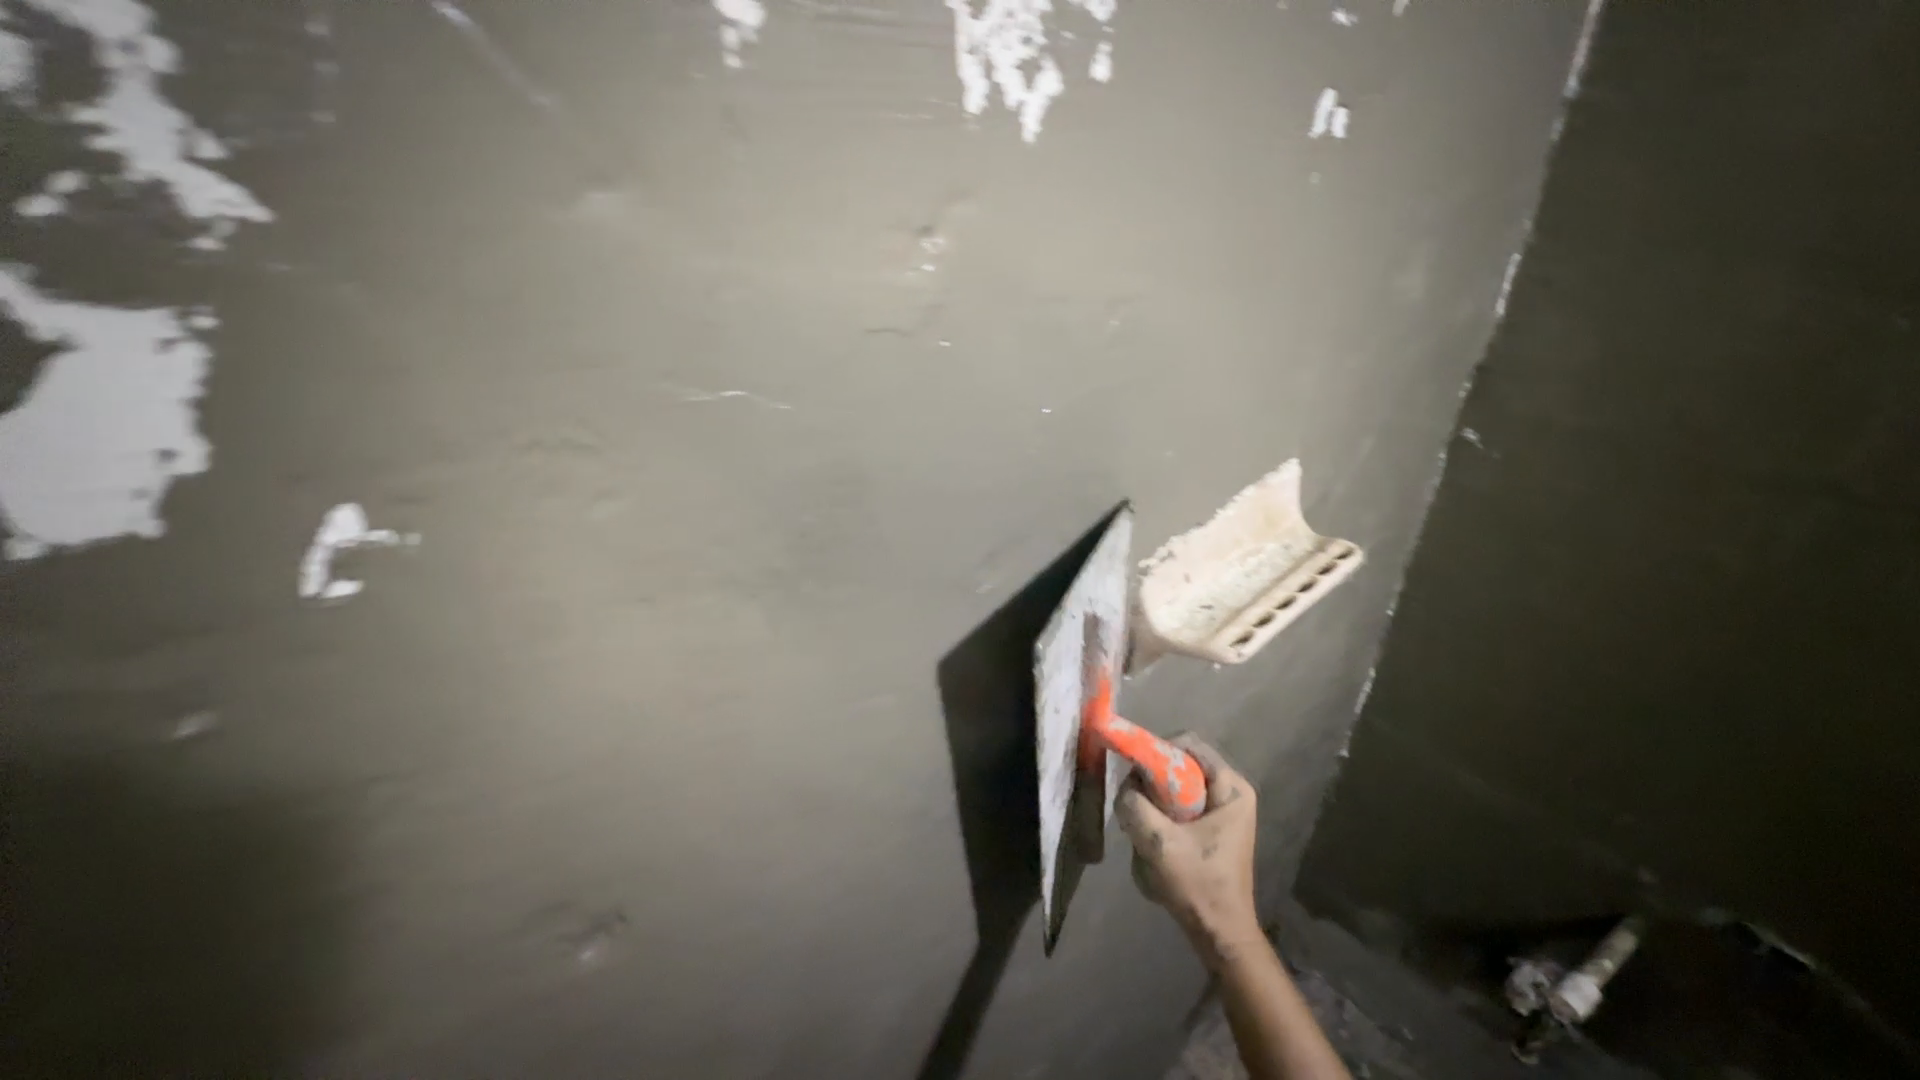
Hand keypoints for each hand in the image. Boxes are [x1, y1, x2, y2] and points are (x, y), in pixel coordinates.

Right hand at [1115, 733, 1261, 968]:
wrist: (1220, 932)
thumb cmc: (1197, 884)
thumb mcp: (1158, 843)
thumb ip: (1134, 806)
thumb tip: (1125, 790)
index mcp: (1232, 788)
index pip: (1187, 744)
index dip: (1157, 752)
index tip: (1135, 776)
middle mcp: (1231, 793)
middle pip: (1180, 766)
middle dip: (1152, 783)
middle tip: (1137, 808)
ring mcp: (1223, 812)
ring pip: (1175, 788)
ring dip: (1154, 805)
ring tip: (1145, 831)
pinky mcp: (1211, 829)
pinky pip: (1178, 808)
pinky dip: (1161, 819)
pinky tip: (1154, 844)